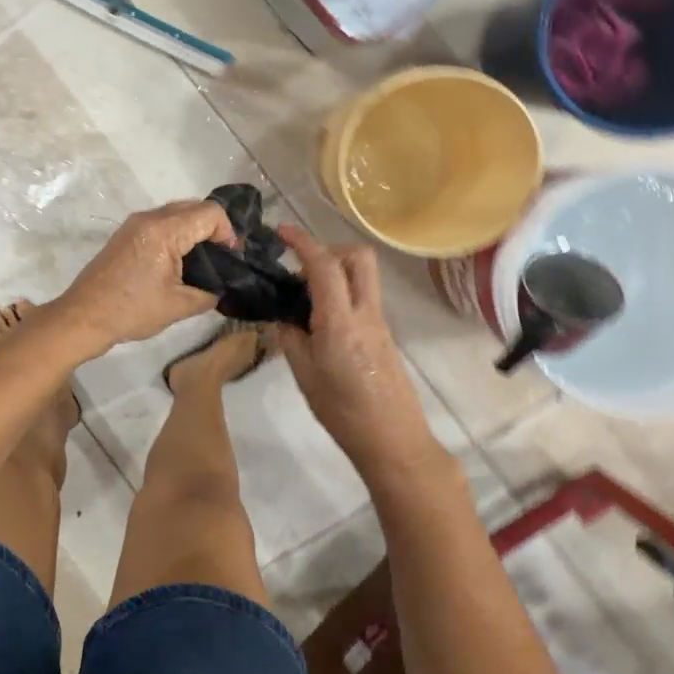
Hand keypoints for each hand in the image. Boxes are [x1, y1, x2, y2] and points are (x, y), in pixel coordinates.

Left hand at [54, 200, 236, 348]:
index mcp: (164, 230)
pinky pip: (159, 223)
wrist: (84, 316)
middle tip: (223, 258)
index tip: (232, 258)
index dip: (228, 232)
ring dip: (194, 230)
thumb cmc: (132, 311)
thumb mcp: (179, 305)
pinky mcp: (125, 234)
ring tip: (204, 261)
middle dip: (213, 229)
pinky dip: (176, 234)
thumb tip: (221, 287)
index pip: (210, 213)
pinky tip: (180, 261)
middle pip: (193, 207)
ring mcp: (134, 224)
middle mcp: (148, 218)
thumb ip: (209, 292)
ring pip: (175, 213)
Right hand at [272, 227, 443, 476]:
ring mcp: (379, 324)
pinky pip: (360, 298)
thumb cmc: (342, 411)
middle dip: (328, 248)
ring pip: (361, 277)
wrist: (393, 441)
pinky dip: (339, 294)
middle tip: (300, 265)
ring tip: (302, 297)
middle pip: (358, 259)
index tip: (281, 231)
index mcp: (341, 323)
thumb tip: (283, 315)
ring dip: (334, 271)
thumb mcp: (303, 373)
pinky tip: (316, 321)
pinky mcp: (383, 336)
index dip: (303, 242)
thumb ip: (290, 337)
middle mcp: (365, 314)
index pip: (325, 267)